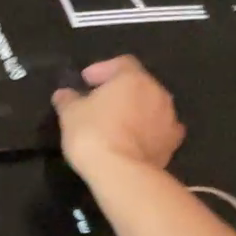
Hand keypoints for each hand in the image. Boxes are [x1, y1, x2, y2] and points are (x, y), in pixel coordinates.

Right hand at [51, 56, 184, 170]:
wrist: (121, 171)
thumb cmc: (92, 134)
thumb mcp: (70, 114)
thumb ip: (68, 99)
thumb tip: (63, 94)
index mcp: (132, 79)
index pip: (121, 63)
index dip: (103, 69)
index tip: (86, 81)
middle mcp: (157, 92)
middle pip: (139, 84)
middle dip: (121, 91)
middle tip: (100, 103)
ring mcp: (169, 117)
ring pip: (152, 106)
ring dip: (136, 110)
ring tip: (118, 123)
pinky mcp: (173, 142)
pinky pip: (161, 129)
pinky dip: (150, 130)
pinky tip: (137, 139)